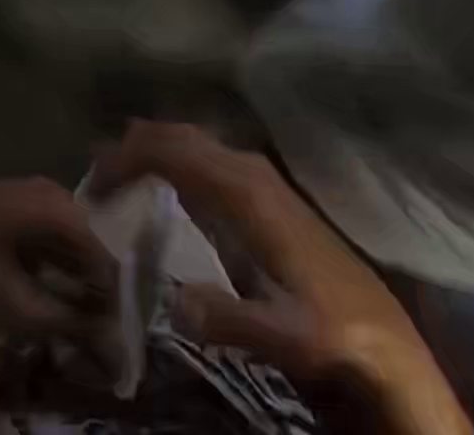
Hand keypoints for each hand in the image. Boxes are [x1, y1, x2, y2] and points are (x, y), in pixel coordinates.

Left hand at [0, 178, 115, 334]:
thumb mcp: (13, 304)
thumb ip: (63, 320)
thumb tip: (104, 334)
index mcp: (62, 211)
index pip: (107, 260)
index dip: (112, 300)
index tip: (108, 334)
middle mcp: (58, 194)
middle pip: (92, 246)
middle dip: (94, 288)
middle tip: (88, 328)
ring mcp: (40, 193)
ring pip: (72, 240)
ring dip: (75, 276)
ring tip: (69, 313)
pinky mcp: (24, 199)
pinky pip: (54, 232)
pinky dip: (56, 260)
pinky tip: (46, 287)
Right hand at [91, 122, 428, 381]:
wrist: (379, 330)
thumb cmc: (329, 327)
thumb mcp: (285, 336)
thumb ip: (231, 319)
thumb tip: (175, 301)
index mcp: (244, 189)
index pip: (174, 153)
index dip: (130, 159)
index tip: (95, 182)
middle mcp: (246, 168)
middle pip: (179, 136)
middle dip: (133, 148)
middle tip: (94, 175)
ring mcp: (255, 173)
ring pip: (192, 140)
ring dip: (151, 148)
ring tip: (114, 172)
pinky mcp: (260, 187)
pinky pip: (204, 155)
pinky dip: (173, 157)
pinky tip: (159, 179)